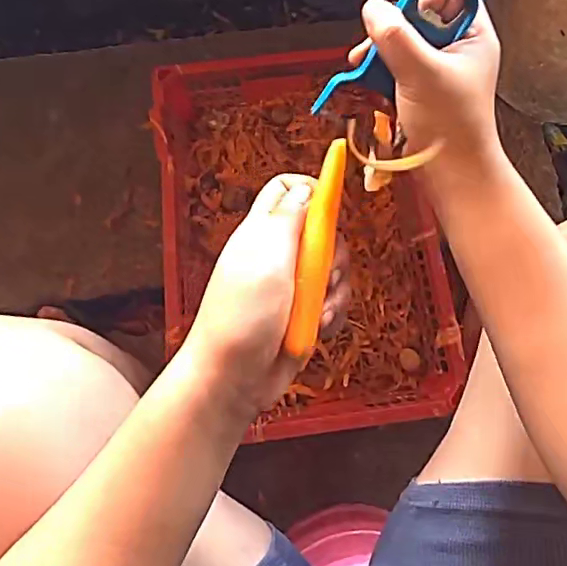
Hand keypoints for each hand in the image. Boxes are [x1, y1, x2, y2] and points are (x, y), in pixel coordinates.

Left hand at [180, 174, 351, 416]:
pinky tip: (317, 328)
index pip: (287, 190)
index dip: (311, 189)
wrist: (232, 379)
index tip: (332, 208)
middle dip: (333, 252)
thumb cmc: (240, 318)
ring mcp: (291, 284)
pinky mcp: (303, 312)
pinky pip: (333, 301)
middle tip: (324, 272)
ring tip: (317, 312)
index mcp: (262, 231)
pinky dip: (332, 315)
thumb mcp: (267, 259)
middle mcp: (278, 253)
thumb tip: (307, 186)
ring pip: (333, 268)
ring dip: (335, 291)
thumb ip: (289, 219)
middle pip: (322, 230)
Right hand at [349, 0, 502, 168]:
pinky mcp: (415, 85)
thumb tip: (374, 8)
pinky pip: (391, 62)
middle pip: (418, 14)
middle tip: (378, 41)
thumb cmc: (454, 129)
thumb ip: (397, 37)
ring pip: (400, 39)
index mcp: (473, 36)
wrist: (450, 174)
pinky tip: (367, 76)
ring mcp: (434, 67)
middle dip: (392, 26)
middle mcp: (455, 48)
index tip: (405, 14)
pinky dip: (377, 67)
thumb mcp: (422, 73)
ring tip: (366, 62)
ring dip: (379, 48)